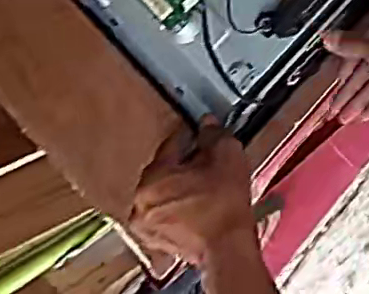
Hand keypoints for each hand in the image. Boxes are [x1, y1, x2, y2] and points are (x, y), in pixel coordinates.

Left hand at [126, 116, 258, 265]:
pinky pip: (167, 210)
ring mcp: (147, 225)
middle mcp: (141, 203)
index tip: (204, 130)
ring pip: (165, 191)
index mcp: (152, 178)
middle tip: (207, 155)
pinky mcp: (158, 240)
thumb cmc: (223, 202)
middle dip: (185, 159)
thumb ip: (213, 132)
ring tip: (206, 178)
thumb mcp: (225, 152)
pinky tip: (201, 199)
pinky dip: (181, 203)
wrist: (227, 244)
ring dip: (182, 182)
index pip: (171, 143)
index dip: (192, 133)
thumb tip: (207, 125)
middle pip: (165, 168)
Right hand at [321, 7, 368, 121]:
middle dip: (349, 88)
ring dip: (360, 98)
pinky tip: (365, 115)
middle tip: (334, 108)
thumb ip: (351, 45)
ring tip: (344, 118)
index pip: (354, 43)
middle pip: (364, 64)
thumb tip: (326, 35)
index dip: (342, 64)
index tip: (333, 82)